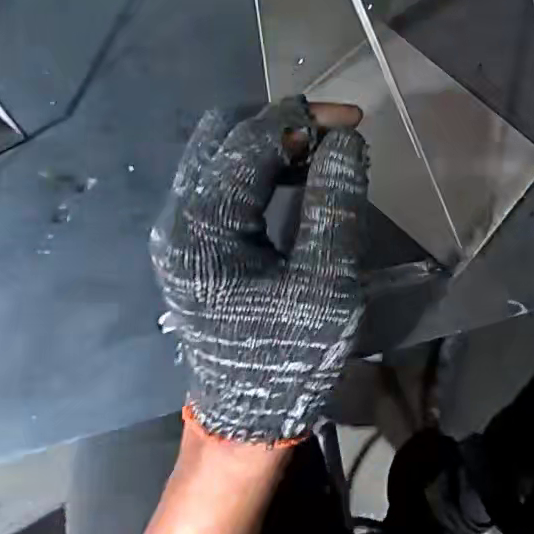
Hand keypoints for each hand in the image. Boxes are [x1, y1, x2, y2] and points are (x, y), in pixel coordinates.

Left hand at [150, 97, 367, 443]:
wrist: (249, 413)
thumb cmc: (290, 352)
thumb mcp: (327, 281)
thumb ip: (335, 206)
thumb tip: (345, 143)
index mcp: (204, 227)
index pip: (250, 141)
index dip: (305, 120)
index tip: (355, 121)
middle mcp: (177, 217)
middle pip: (221, 132)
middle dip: (283, 121)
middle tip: (336, 132)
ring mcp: (179, 228)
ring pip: (219, 151)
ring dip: (272, 140)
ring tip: (323, 151)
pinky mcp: (192, 239)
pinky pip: (221, 177)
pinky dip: (262, 164)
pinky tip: (298, 176)